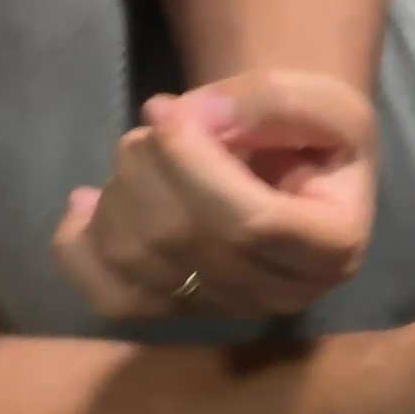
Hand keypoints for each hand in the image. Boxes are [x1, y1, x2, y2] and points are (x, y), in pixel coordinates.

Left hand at [52, 70, 377, 319]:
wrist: (299, 166)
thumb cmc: (313, 137)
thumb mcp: (328, 104)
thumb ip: (277, 101)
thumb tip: (197, 117)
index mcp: (334, 248)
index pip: (251, 224)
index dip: (190, 158)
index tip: (175, 108)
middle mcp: (290, 293)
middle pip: (183, 236)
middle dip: (149, 160)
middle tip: (165, 125)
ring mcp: (235, 309)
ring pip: (138, 257)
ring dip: (118, 187)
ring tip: (149, 160)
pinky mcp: (186, 312)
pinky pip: (111, 294)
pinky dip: (79, 243)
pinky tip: (94, 205)